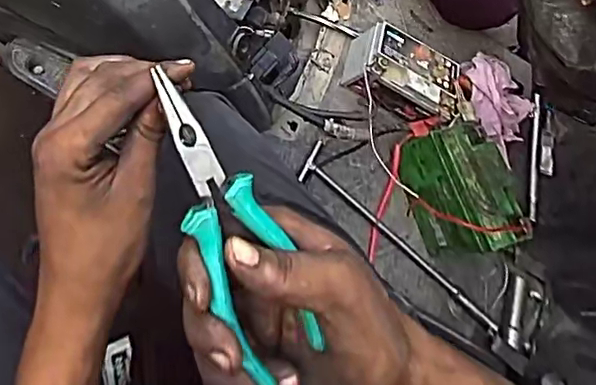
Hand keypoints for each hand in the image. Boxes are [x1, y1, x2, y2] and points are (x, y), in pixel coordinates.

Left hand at [30, 56, 195, 325]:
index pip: (115, 93)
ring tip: (157, 78)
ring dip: (121, 71)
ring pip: (85, 77)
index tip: (179, 70)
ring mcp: (50, 136)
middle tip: (174, 74)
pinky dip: (107, 85)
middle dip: (140, 70)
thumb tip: (164, 98)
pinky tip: (131, 92)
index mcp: (65, 147)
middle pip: (98, 77)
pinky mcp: (57, 142)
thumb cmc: (99, 257)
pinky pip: (79, 94)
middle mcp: (51, 135)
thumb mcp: (135, 192)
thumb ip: (148, 135)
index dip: (153, 77)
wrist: (76, 291)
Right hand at [178, 209, 500, 384]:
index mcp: (272, 236)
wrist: (396, 383)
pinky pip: (217, 361)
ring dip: (222, 356)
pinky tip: (268, 382)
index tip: (205, 292)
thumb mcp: (340, 286)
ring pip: (203, 323)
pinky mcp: (249, 349)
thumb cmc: (377, 328)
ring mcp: (250, 311)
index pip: (216, 226)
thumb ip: (289, 266)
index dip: (200, 254)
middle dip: (207, 319)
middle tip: (231, 351)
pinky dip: (233, 378)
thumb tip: (236, 248)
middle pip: (199, 277)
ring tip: (261, 375)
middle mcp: (254, 269)